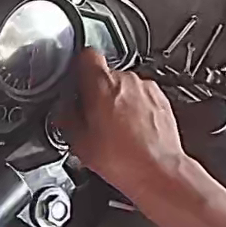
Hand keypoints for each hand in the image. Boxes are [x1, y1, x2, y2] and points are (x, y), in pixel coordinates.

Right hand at [59, 48, 194, 202]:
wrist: (158, 171)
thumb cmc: (123, 160)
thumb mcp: (80, 143)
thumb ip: (67, 118)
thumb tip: (64, 112)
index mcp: (101, 84)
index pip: (86, 55)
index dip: (79, 67)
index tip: (77, 82)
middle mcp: (126, 80)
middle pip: (105, 75)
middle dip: (98, 93)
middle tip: (94, 119)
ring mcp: (146, 88)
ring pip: (125, 87)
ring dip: (119, 102)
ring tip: (115, 131)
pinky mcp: (161, 99)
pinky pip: (142, 97)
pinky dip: (137, 109)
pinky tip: (132, 132)